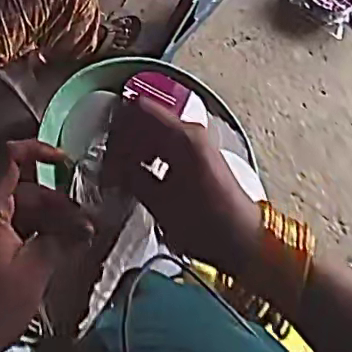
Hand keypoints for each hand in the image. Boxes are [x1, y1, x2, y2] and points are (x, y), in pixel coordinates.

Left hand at [0, 140, 93, 351]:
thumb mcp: (33, 270)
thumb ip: (60, 241)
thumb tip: (86, 226)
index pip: (8, 159)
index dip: (35, 149)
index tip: (63, 158)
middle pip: (24, 186)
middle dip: (56, 197)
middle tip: (83, 218)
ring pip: (25, 205)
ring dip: (52, 215)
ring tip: (79, 235)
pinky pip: (21, 223)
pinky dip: (42, 228)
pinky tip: (63, 244)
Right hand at [105, 93, 261, 277]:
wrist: (247, 241)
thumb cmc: (207, 224)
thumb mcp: (161, 204)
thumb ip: (132, 178)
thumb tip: (112, 166)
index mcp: (182, 137)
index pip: (139, 110)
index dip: (118, 125)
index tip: (104, 145)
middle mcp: (190, 131)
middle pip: (145, 117)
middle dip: (124, 137)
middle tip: (109, 161)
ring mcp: (196, 141)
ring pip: (154, 128)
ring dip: (135, 145)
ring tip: (122, 170)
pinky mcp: (198, 154)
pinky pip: (165, 140)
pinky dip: (149, 151)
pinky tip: (140, 173)